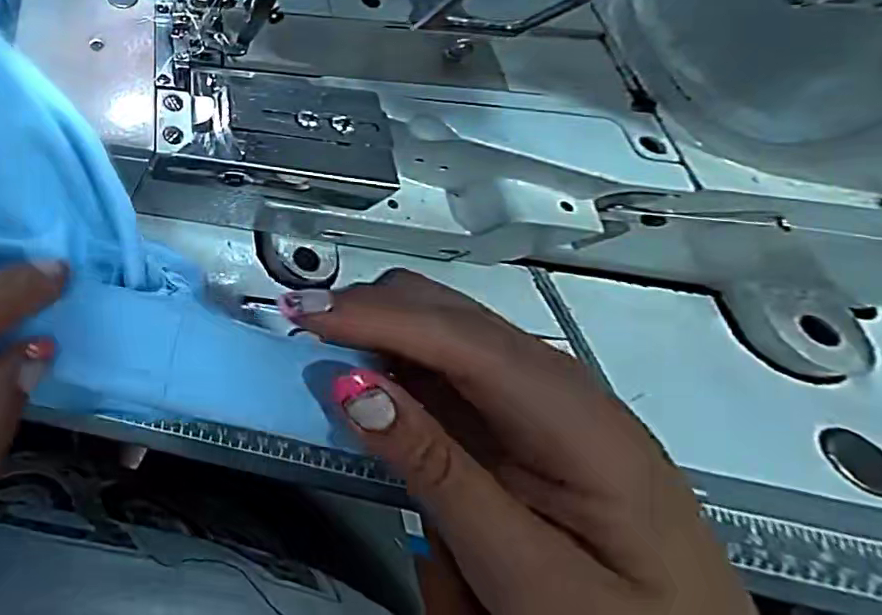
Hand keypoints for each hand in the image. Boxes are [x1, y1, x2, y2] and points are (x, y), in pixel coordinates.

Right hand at [283, 270, 751, 614]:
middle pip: (452, 313)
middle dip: (369, 307)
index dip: (375, 315)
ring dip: (378, 325)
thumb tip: (350, 384)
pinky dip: (395, 355)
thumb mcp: (526, 573)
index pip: (462, 339)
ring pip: (443, 325)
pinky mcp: (520, 416)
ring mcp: (544, 399)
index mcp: (582, 423)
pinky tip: (368, 372)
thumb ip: (437, 473)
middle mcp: (564, 390)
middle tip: (299, 326)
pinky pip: (445, 363)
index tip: (302, 313)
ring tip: (322, 344)